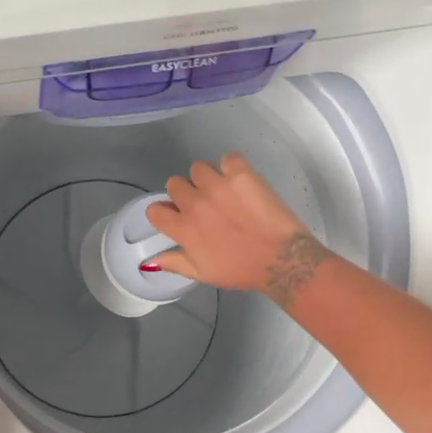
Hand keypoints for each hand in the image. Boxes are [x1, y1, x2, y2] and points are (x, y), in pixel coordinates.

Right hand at [145, 153, 331, 306]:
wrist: (280, 259)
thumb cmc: (240, 270)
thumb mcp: (203, 274)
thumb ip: (175, 262)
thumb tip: (150, 260)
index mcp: (183, 229)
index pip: (154, 210)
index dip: (164, 212)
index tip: (177, 217)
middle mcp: (195, 203)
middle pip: (174, 184)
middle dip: (186, 193)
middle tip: (205, 205)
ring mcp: (218, 185)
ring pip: (198, 168)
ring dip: (206, 178)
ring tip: (223, 190)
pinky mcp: (241, 173)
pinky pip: (227, 158)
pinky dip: (231, 167)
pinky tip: (240, 181)